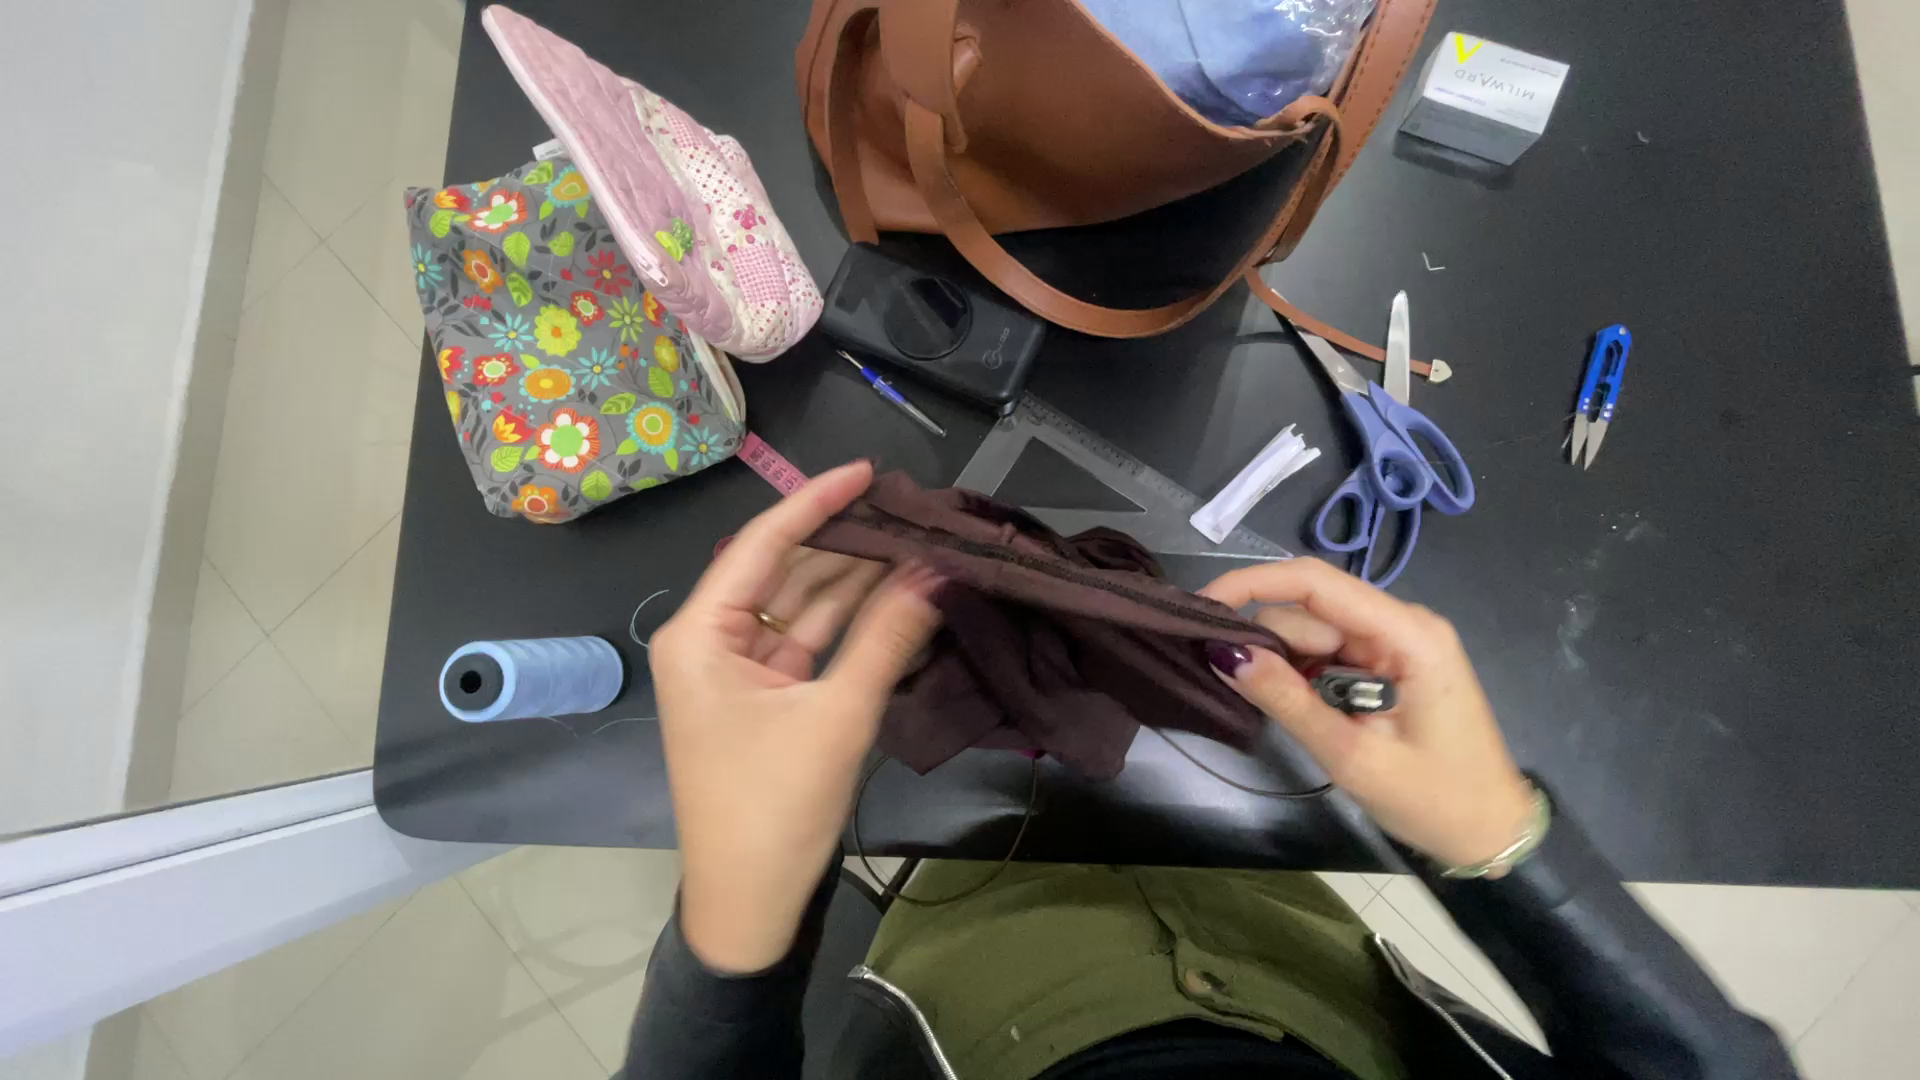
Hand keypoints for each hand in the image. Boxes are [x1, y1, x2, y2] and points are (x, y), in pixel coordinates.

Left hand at [649, 461, 941, 970]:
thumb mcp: (836, 715)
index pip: (762, 545)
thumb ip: (888, 636)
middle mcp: (713, 639)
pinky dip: (850, 622)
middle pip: (784, 570)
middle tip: (906, 511)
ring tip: (912, 545)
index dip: (816, 502)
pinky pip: (810, 640)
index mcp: (702, 634)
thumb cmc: (777, 807)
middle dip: (844, 542)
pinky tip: (895, 594)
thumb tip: (937, 570)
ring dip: (854, 581)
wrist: (752, 903)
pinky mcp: (767, 693)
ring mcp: (740, 667)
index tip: (867, 471)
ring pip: (801, 604)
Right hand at [1200, 558, 1534, 871]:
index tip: (1202, 607)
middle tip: (1261, 698)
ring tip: (1300, 715)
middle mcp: (1397, 622)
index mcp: (1406, 634)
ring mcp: (1389, 639)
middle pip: (1306, 608)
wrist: (1491, 833)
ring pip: (1308, 628)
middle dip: (1270, 645)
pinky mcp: (1379, 659)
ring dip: (1285, 664)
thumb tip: (1223, 653)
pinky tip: (1304, 705)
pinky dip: (1299, 672)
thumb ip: (1286, 700)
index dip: (1250, 584)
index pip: (1314, 582)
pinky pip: (1321, 648)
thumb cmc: (1434, 799)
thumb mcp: (1352, 755)